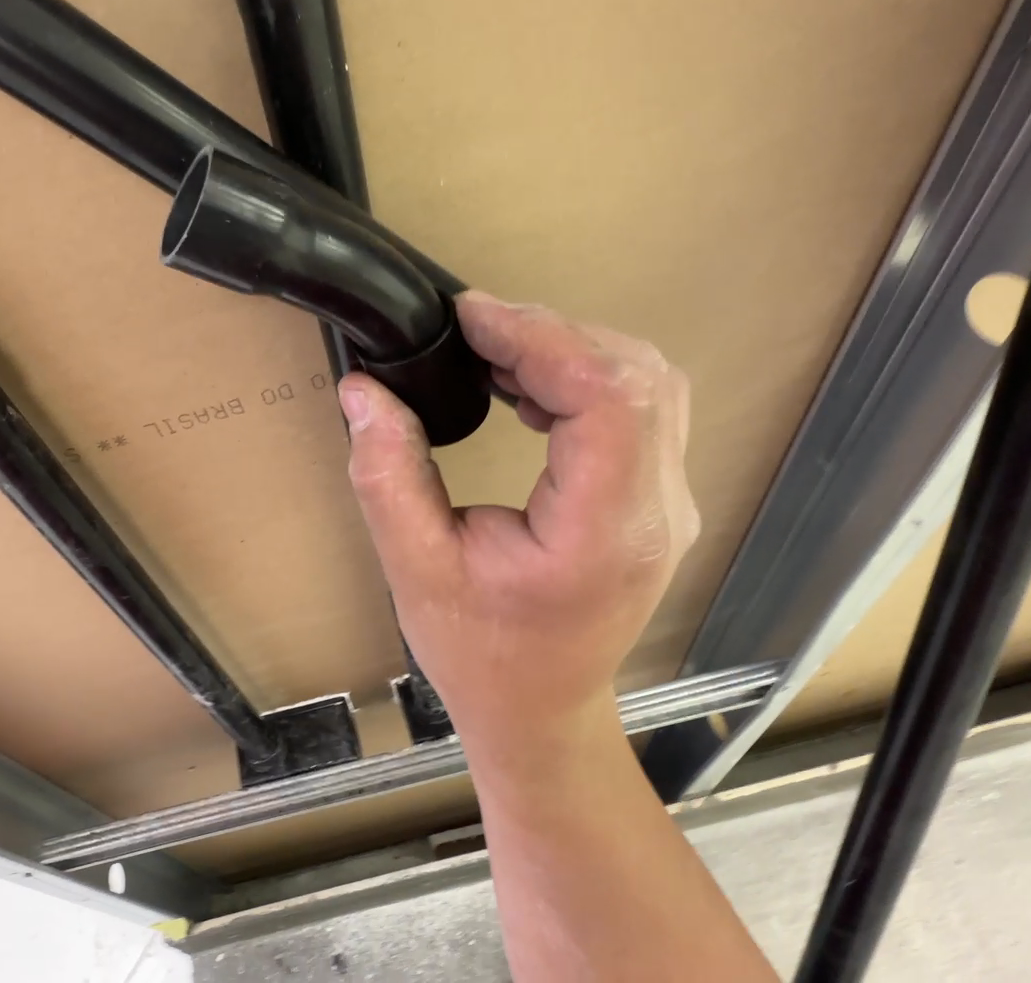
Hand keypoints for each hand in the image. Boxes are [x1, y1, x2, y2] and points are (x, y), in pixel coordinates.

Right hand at [337, 292, 697, 759]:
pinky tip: (527, 389)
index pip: (608, 397)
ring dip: (571, 352)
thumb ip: (388, 476)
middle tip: (474, 333)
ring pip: (648, 383)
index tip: (470, 319)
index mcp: (604, 532)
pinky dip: (585, 379)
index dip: (541, 338)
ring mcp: (667, 503)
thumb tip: (364, 392)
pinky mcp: (655, 499)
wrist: (541, 712)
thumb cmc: (480, 656)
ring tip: (494, 356)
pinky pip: (639, 410)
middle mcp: (655, 510)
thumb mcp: (415, 569)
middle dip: (552, 335)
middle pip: (637, 375)